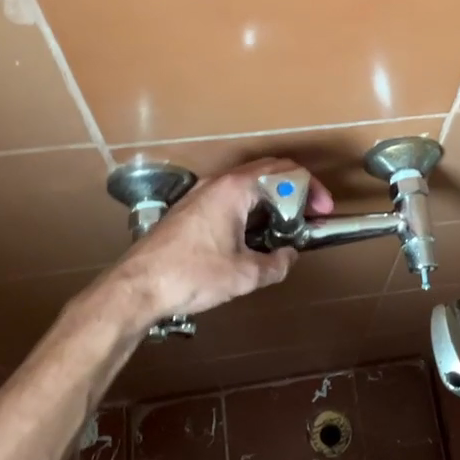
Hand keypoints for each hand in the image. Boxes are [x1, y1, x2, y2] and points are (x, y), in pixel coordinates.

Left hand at [106, 157, 333, 323]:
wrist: (136, 287)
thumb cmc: (190, 275)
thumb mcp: (244, 275)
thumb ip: (276, 264)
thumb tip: (289, 257)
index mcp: (235, 189)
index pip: (285, 172)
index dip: (311, 188)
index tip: (323, 210)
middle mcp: (217, 183)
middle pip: (267, 172)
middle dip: (294, 190)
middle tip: (310, 213)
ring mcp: (200, 195)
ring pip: (247, 185)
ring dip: (271, 200)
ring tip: (286, 226)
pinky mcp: (189, 211)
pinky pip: (229, 198)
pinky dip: (250, 208)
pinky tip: (254, 236)